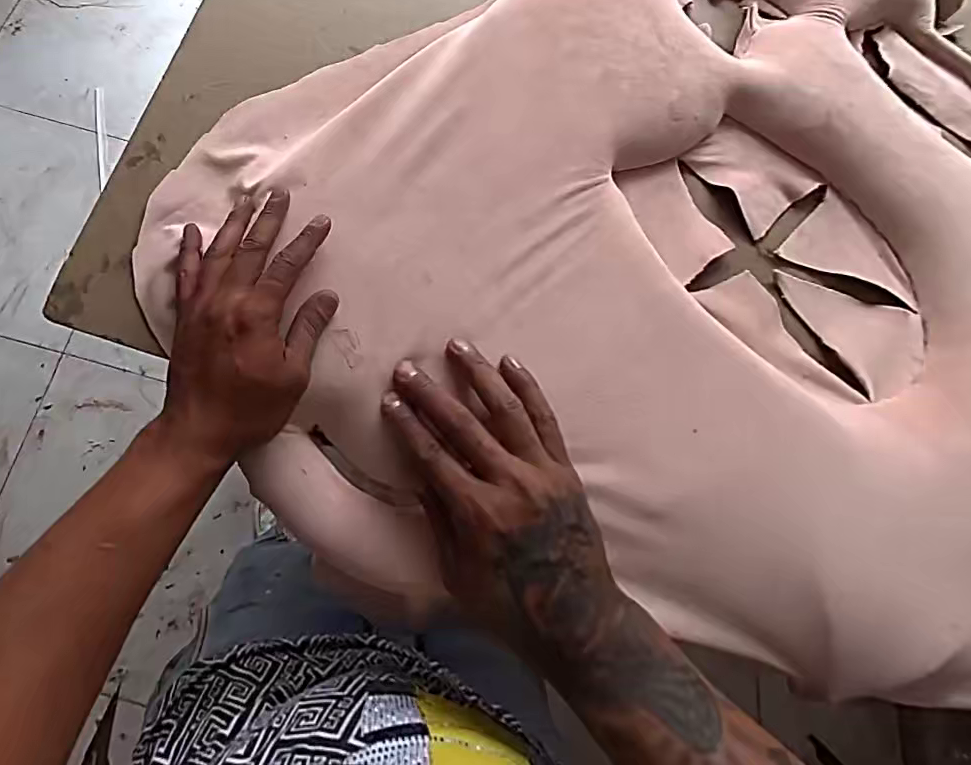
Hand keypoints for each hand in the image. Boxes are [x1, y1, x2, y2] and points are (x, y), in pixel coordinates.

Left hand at [158, 189, 338, 471]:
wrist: (197, 429)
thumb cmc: (250, 409)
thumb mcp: (292, 376)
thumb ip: (306, 330)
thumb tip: (326, 297)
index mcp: (256, 314)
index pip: (286, 267)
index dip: (305, 242)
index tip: (320, 222)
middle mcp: (226, 301)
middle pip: (250, 250)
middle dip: (267, 219)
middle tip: (278, 194)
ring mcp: (201, 306)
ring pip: (218, 254)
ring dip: (233, 225)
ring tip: (244, 201)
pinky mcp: (184, 316)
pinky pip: (186, 275)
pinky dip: (189, 251)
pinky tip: (193, 232)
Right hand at [385, 344, 793, 763]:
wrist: (581, 624)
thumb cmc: (508, 606)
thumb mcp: (456, 573)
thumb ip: (438, 519)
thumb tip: (417, 472)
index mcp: (477, 515)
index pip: (432, 456)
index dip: (407, 425)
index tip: (389, 400)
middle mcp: (510, 486)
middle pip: (462, 426)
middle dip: (429, 394)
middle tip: (406, 368)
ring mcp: (542, 474)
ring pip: (505, 411)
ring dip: (478, 375)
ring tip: (457, 345)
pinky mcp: (565, 471)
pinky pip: (545, 420)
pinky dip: (528, 388)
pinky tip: (510, 362)